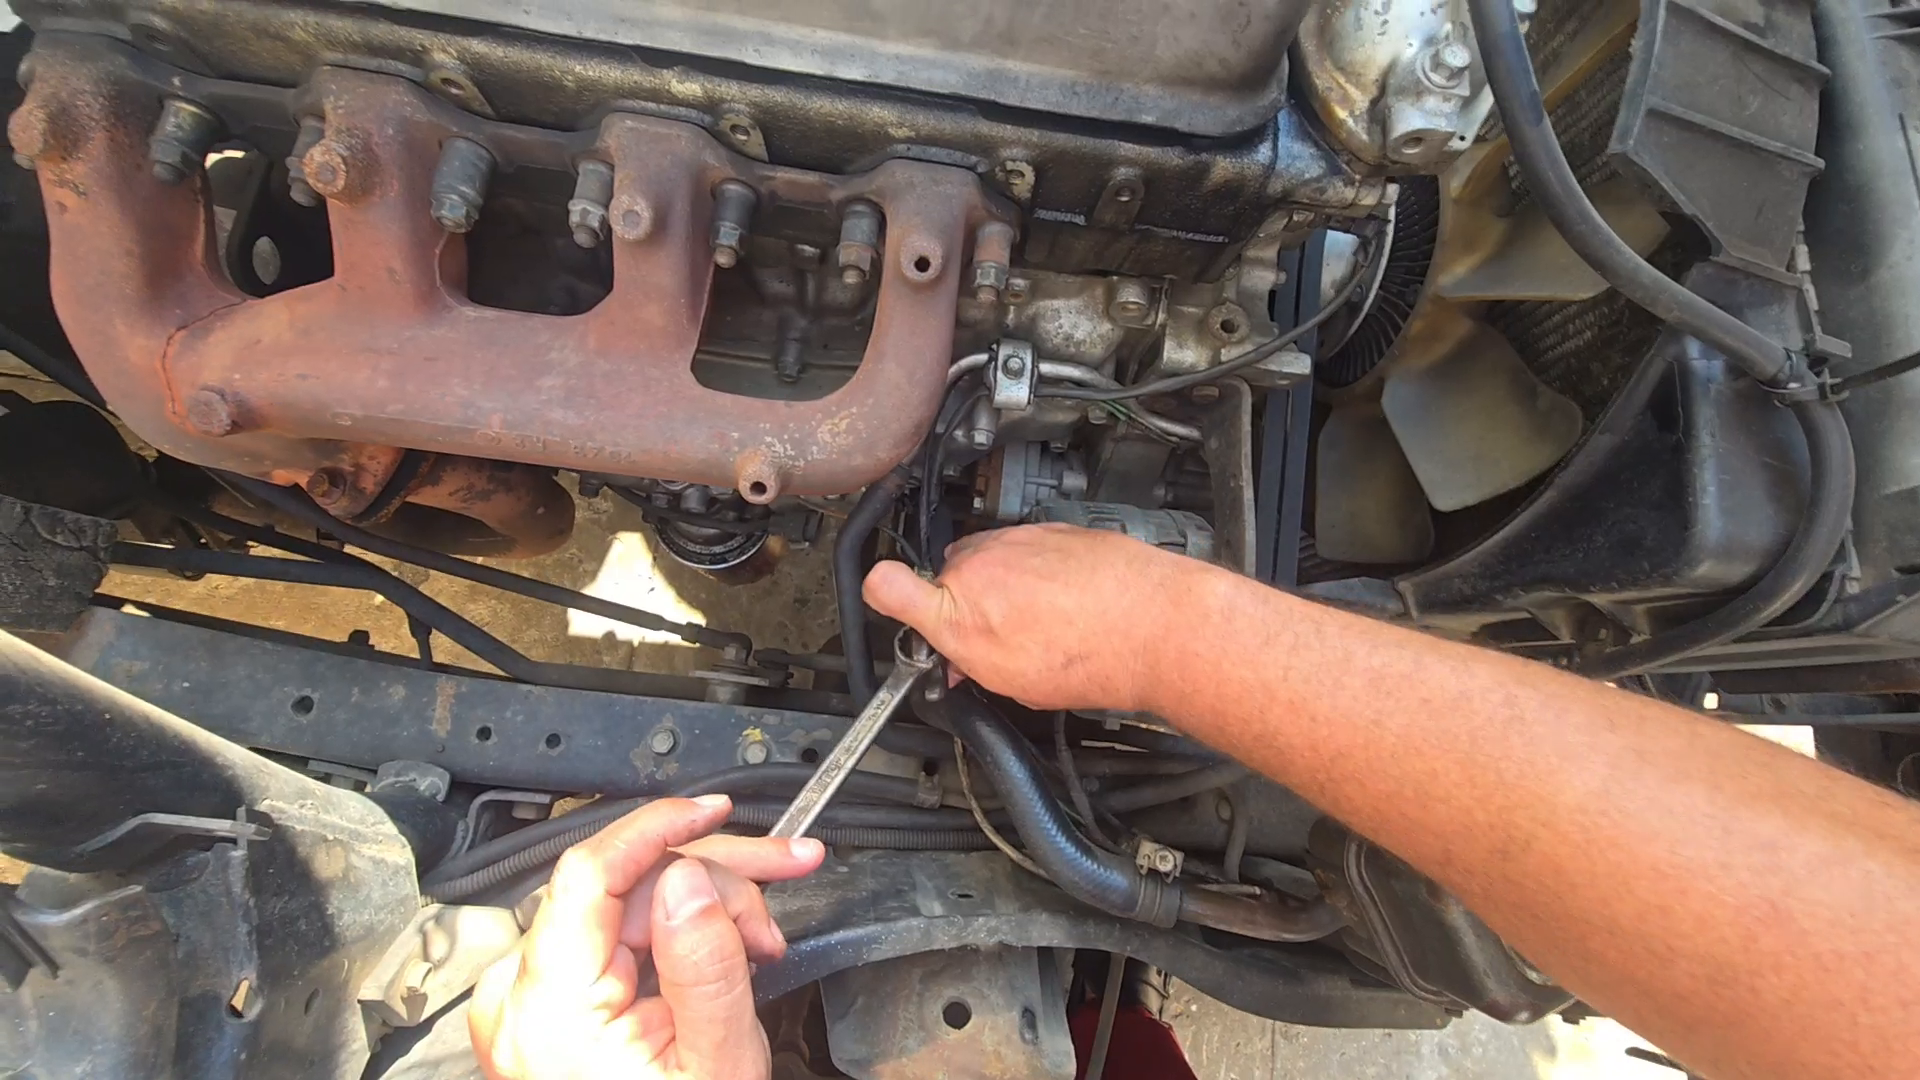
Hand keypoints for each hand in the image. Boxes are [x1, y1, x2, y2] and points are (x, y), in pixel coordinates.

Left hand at [469, 796, 825, 1079]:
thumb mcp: (716, 1063)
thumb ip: (704, 967)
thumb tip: (690, 875)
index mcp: (549, 1011)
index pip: (590, 873)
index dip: (660, 824)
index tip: (718, 810)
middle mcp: (525, 993)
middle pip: (633, 882)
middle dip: (722, 877)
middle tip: (790, 871)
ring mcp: (538, 993)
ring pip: (641, 898)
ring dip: (716, 903)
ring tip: (767, 937)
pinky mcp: (558, 994)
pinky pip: (630, 928)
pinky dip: (689, 927)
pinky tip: (734, 940)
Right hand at [862, 523, 1197, 711]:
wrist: (1155, 624)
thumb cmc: (1086, 656)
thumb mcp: (1008, 680)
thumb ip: (966, 660)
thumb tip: (952, 657)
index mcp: (960, 602)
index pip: (890, 585)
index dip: (890, 596)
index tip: (896, 603)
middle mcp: (981, 561)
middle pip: (951, 577)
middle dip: (965, 604)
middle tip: (991, 639)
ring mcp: (1019, 539)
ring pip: (991, 560)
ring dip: (1002, 586)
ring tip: (1040, 624)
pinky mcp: (1053, 529)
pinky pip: (1028, 549)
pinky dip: (1036, 572)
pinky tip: (1064, 603)